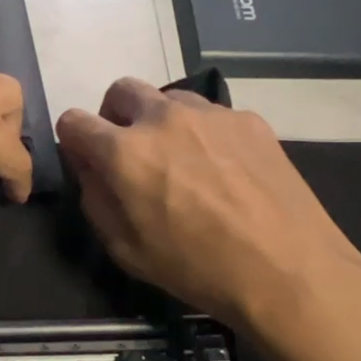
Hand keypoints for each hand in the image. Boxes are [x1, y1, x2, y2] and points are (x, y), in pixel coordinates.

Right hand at [56, 78, 360, 360]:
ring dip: (161, 122)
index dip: (74, 142)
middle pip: (121, 91)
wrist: (286, 269)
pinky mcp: (249, 120)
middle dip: (115, 117)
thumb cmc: (195, 267)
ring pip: (169, 98)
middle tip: (130, 153)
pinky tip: (223, 172)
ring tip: (182, 162)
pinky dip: (203, 134)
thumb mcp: (125, 248)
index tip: (88, 162)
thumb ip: (95, 198)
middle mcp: (163, 118)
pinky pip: (211, 116)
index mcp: (124, 152)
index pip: (74, 122)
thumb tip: (90, 168)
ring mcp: (210, 114)